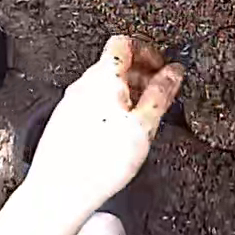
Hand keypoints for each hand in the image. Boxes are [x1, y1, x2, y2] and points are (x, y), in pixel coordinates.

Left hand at [26, 35, 183, 215]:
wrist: (60, 192)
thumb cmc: (99, 162)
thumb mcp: (144, 125)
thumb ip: (161, 93)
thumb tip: (174, 73)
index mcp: (103, 78)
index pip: (124, 42)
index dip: (149, 51)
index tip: (163, 69)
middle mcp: (84, 85)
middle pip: (116, 63)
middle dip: (142, 74)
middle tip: (160, 94)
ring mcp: (72, 102)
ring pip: (105, 84)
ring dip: (128, 92)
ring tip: (144, 118)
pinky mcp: (65, 121)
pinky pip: (93, 103)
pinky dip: (112, 108)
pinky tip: (120, 133)